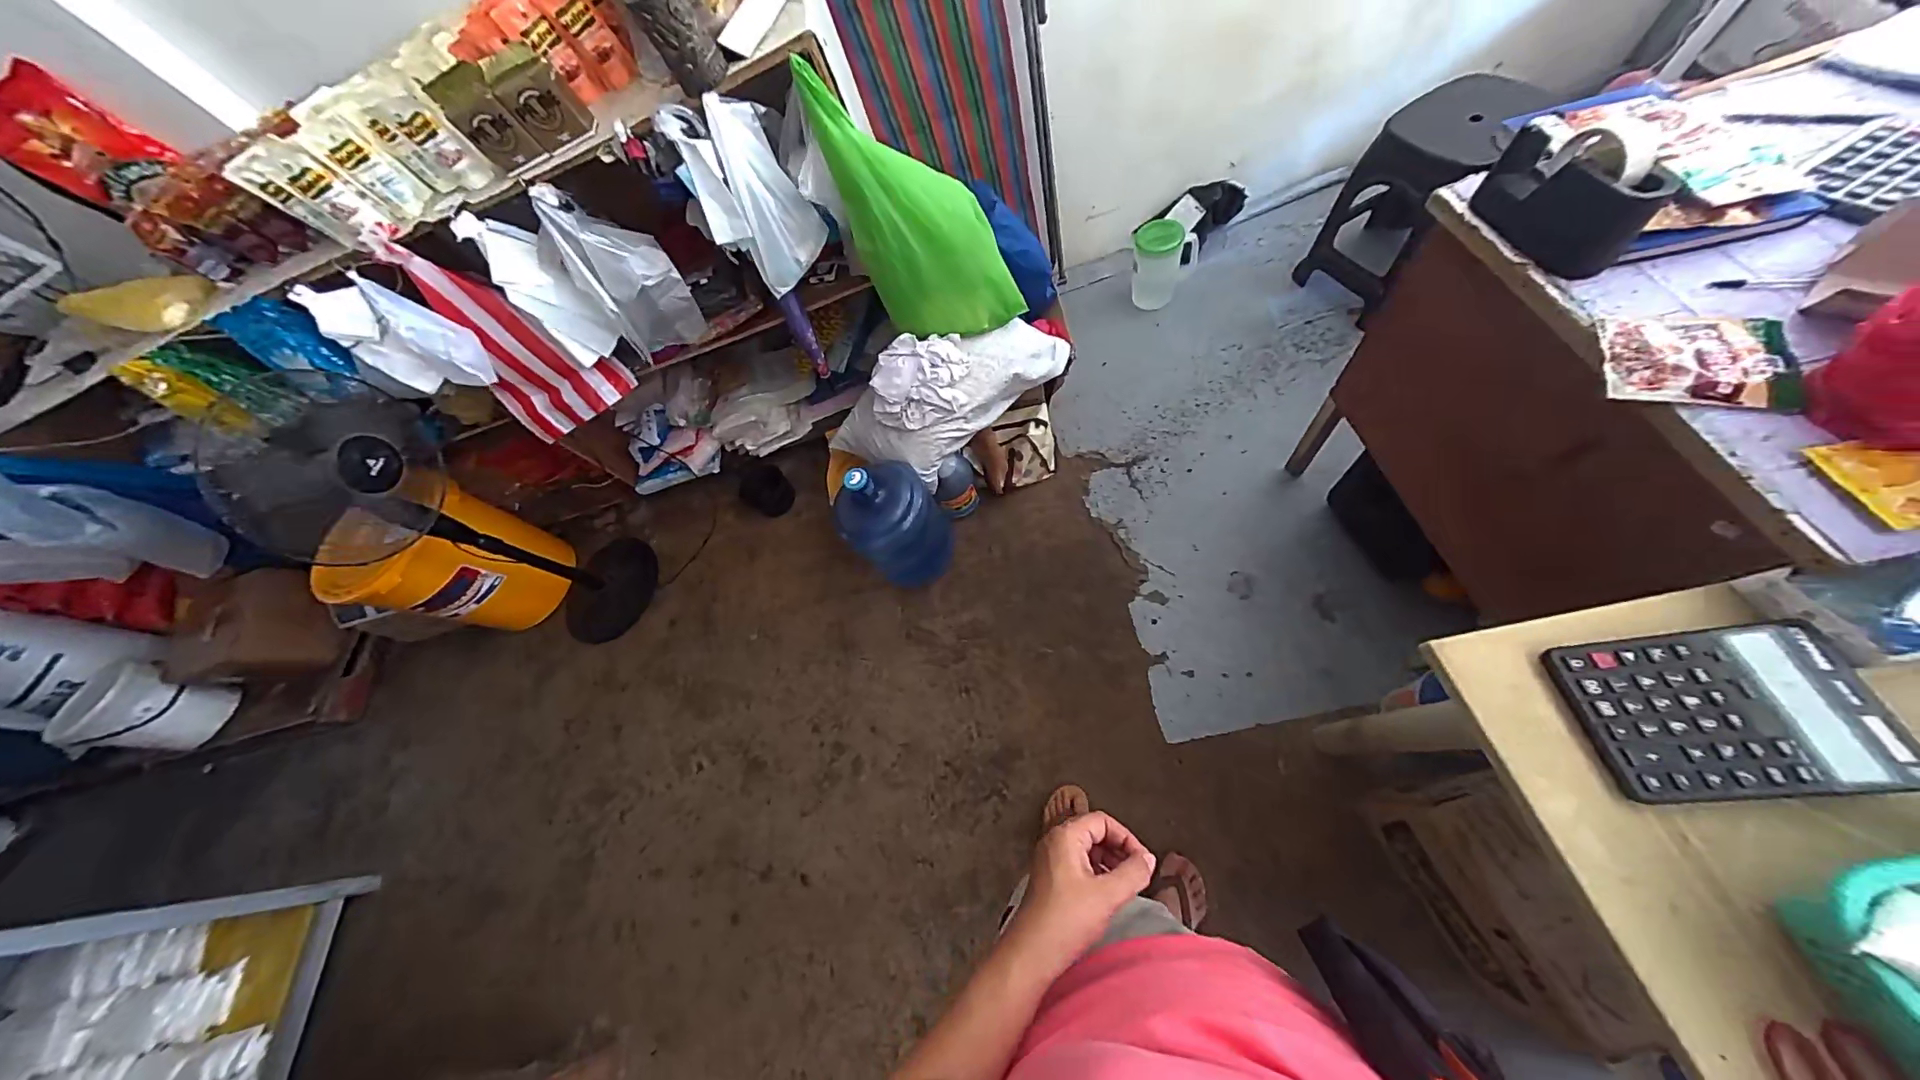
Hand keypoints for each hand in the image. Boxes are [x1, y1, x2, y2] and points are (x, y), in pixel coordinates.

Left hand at [1003, 812, 1155, 972]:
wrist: (1032, 953)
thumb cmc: (1066, 920)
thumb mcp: (1108, 895)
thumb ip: (1133, 873)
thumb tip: (1148, 859)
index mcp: (1065, 836)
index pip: (1102, 821)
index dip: (1127, 838)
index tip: (1142, 861)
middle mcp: (1054, 842)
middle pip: (1094, 832)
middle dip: (1119, 850)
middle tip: (1136, 873)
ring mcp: (1049, 859)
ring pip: (1086, 850)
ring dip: (1109, 863)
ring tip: (1125, 886)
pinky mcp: (1049, 878)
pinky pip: (1077, 865)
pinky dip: (1096, 873)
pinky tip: (1106, 895)